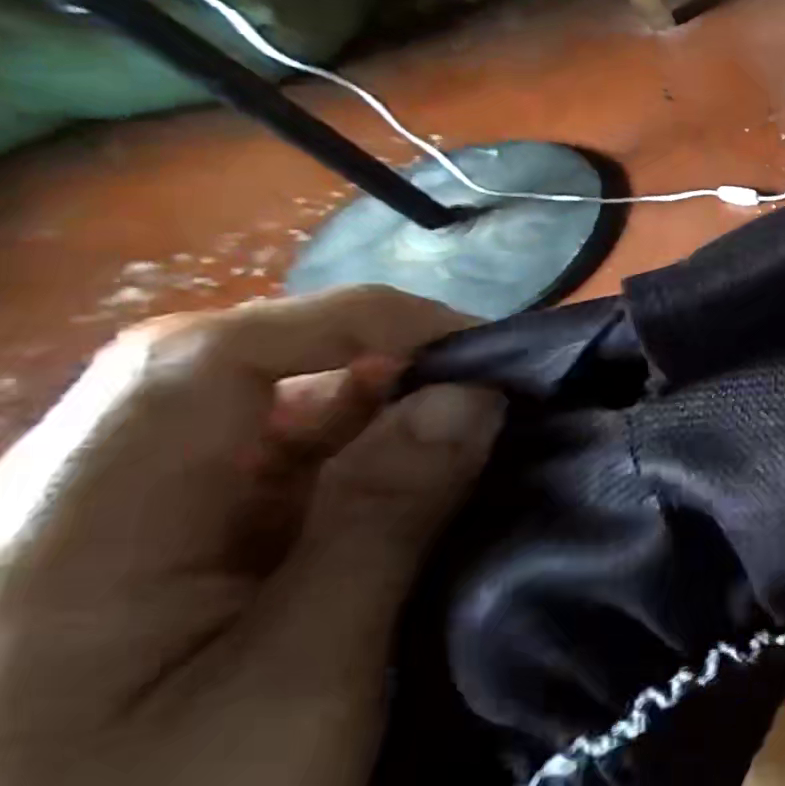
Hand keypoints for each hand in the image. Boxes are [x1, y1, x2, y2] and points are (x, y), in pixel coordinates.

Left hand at [0, 286, 505, 785]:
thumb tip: (475, 396)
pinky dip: (352, 470)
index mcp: (70, 529)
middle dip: (382, 374)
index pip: (207, 356)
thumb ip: (380, 524)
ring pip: (258, 424)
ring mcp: (109, 535)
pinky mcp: (149, 565)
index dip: (356, 321)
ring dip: (376, 424)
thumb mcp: (295, 685)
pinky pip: (263, 475)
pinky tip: (412, 499)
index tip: (479, 351)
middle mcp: (71, 507)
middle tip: (492, 406)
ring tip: (470, 452)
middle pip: (236, 379)